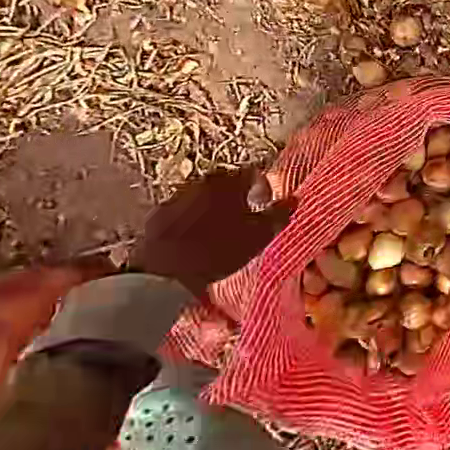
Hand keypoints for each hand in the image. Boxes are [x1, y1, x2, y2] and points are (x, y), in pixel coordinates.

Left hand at [130, 169, 291, 294]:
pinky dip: (191, 218)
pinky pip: (181, 210)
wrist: (161, 276)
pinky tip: (195, 236)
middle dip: (236, 194)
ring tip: (219, 226)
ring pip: (202, 195)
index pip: (253, 172)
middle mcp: (202, 182)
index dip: (263, 186)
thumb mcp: (259, 236)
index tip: (265, 204)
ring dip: (212, 205)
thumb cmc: (219, 251)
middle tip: (244, 213)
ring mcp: (175, 198)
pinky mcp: (156, 217)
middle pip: (225, 181)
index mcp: (230, 182)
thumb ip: (280, 214)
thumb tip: (293, 199)